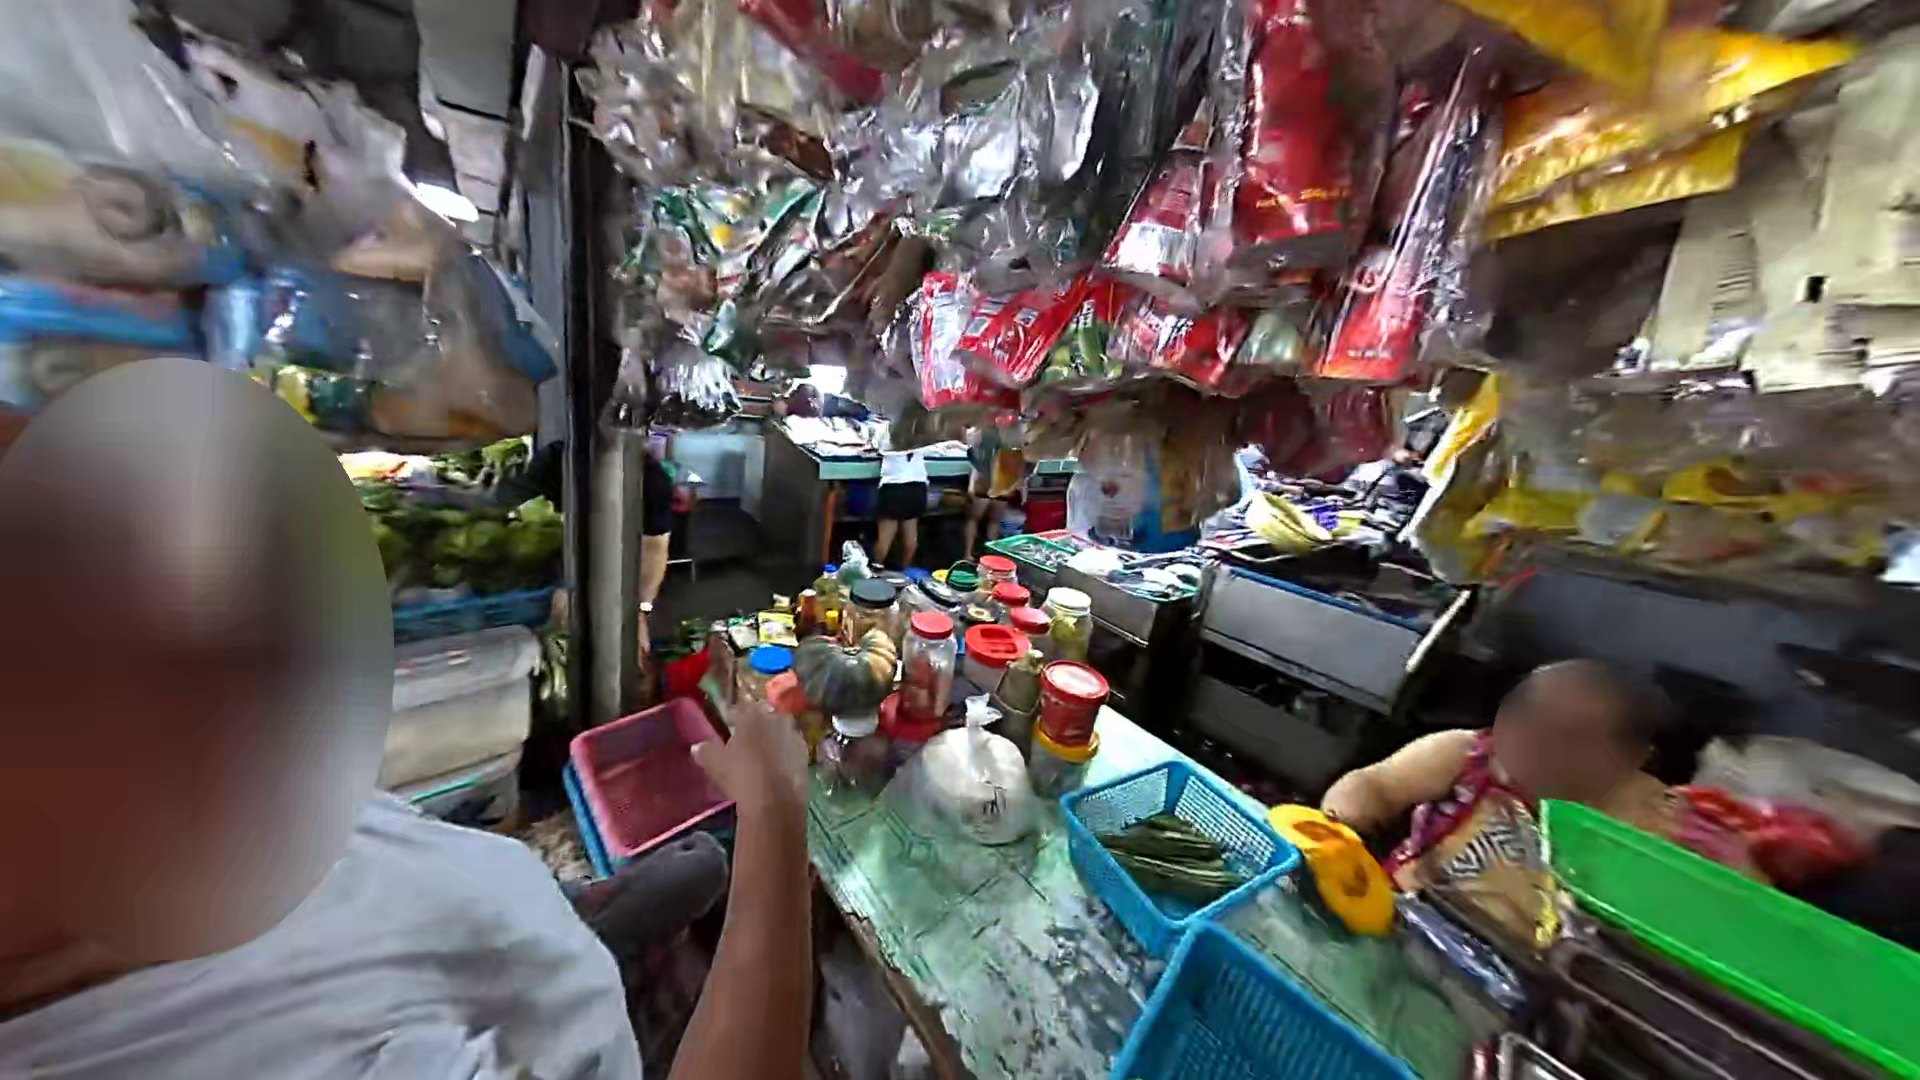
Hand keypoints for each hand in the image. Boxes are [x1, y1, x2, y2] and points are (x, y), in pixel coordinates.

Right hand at [692, 700, 808, 817]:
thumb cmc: (739, 774)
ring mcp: (794, 734)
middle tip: (746, 740)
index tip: (728, 724)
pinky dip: (785, 753)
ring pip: (780, 731)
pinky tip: (777, 766)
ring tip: (762, 754)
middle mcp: (776, 718)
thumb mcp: (714, 763)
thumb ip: (706, 751)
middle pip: (764, 717)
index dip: (734, 716)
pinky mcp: (805, 752)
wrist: (773, 798)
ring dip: (773, 738)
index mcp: (752, 715)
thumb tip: (698, 746)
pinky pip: (791, 748)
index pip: (741, 709)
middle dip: (757, 726)